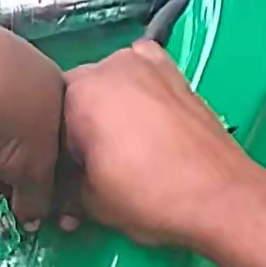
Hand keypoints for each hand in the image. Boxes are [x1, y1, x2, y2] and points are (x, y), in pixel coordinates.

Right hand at [60, 41, 265, 250]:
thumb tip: (58, 196)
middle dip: (76, 132)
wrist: (219, 197)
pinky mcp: (175, 73)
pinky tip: (138, 129)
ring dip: (104, 115)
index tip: (61, 181)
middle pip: (76, 98)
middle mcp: (111, 65)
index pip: (46, 120)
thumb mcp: (89, 202)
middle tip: (86, 171)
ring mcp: (147, 63)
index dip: (51, 155)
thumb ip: (64, 190)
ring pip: (107, 87)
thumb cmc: (148, 197)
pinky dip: (133, 100)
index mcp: (80, 93)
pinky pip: (139, 81)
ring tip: (115, 154)